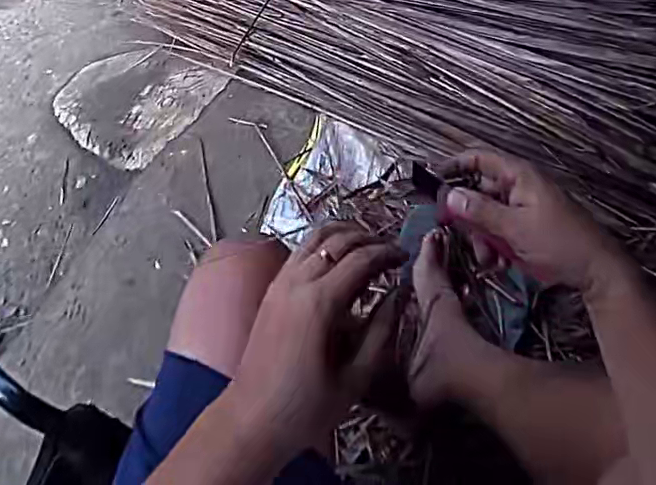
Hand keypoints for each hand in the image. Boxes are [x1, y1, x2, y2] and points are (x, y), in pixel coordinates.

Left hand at [221, 223, 402, 460]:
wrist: (250, 422)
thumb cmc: (304, 409)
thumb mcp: (354, 379)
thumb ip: (380, 332)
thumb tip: (399, 295)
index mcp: (319, 302)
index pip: (361, 259)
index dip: (386, 253)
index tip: (405, 257)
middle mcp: (298, 281)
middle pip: (339, 240)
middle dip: (370, 239)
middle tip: (390, 251)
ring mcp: (281, 280)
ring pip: (316, 236)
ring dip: (345, 234)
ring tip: (368, 245)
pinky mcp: (272, 286)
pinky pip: (302, 249)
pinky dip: (324, 243)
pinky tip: (338, 257)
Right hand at [439, 148, 629, 293]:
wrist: (599, 271)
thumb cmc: (559, 243)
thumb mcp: (514, 229)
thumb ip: (479, 211)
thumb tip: (449, 195)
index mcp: (518, 175)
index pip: (478, 158)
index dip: (454, 166)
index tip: (433, 182)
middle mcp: (519, 185)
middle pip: (480, 190)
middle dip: (469, 216)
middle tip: (462, 237)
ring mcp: (525, 206)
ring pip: (488, 214)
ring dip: (482, 236)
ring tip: (489, 259)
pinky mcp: (529, 226)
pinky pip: (502, 228)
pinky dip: (496, 244)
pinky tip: (501, 263)